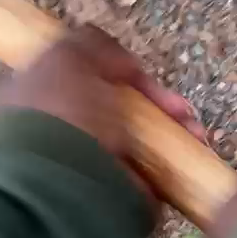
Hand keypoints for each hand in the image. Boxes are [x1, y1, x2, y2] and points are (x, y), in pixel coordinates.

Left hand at [0, 26, 206, 194]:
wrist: (68, 182)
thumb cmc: (60, 117)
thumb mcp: (67, 60)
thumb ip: (94, 46)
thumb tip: (126, 60)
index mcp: (39, 97)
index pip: (85, 77)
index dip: (118, 73)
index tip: (139, 73)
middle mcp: (66, 129)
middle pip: (123, 109)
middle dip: (158, 105)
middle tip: (181, 109)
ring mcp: (96, 162)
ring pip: (147, 139)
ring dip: (176, 131)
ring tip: (196, 133)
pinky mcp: (125, 190)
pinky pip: (160, 170)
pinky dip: (180, 161)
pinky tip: (193, 152)